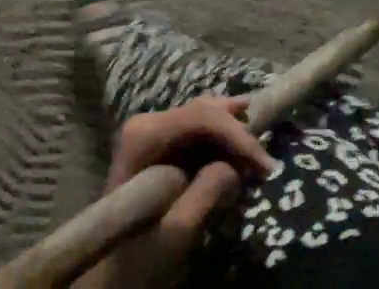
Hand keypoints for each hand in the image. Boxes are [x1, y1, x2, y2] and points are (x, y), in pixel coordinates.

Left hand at [79, 95, 278, 287]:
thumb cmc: (140, 250)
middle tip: (266, 165)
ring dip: (233, 136)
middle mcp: (147, 122)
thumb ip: (207, 192)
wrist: (110, 267)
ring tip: (258, 158)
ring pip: (204, 118)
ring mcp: (152, 131)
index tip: (268, 168)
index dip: (239, 137)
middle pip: (205, 111)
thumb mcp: (177, 229)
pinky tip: (240, 156)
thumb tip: (236, 166)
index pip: (202, 117)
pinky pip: (198, 133)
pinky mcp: (160, 145)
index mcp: (145, 134)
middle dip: (239, 133)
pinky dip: (222, 144)